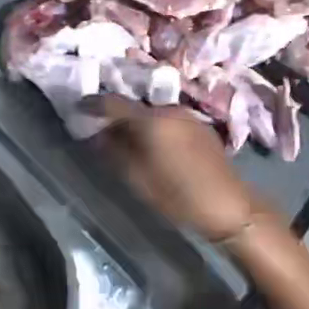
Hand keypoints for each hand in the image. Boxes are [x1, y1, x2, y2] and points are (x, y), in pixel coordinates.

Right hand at [85, 96, 274, 244]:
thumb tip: (97, 135)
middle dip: (114, 115)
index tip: (77, 108)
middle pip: (134, 106)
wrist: (230, 206)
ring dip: (135, 121)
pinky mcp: (199, 125)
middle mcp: (170, 110)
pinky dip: (153, 126)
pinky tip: (149, 144)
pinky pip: (167, 119)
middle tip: (97, 128)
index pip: (114, 103)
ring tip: (121, 138)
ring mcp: (188, 115)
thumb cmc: (180, 198)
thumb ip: (115, 153)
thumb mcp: (139, 180)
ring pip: (152, 112)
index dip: (92, 104)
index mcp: (153, 121)